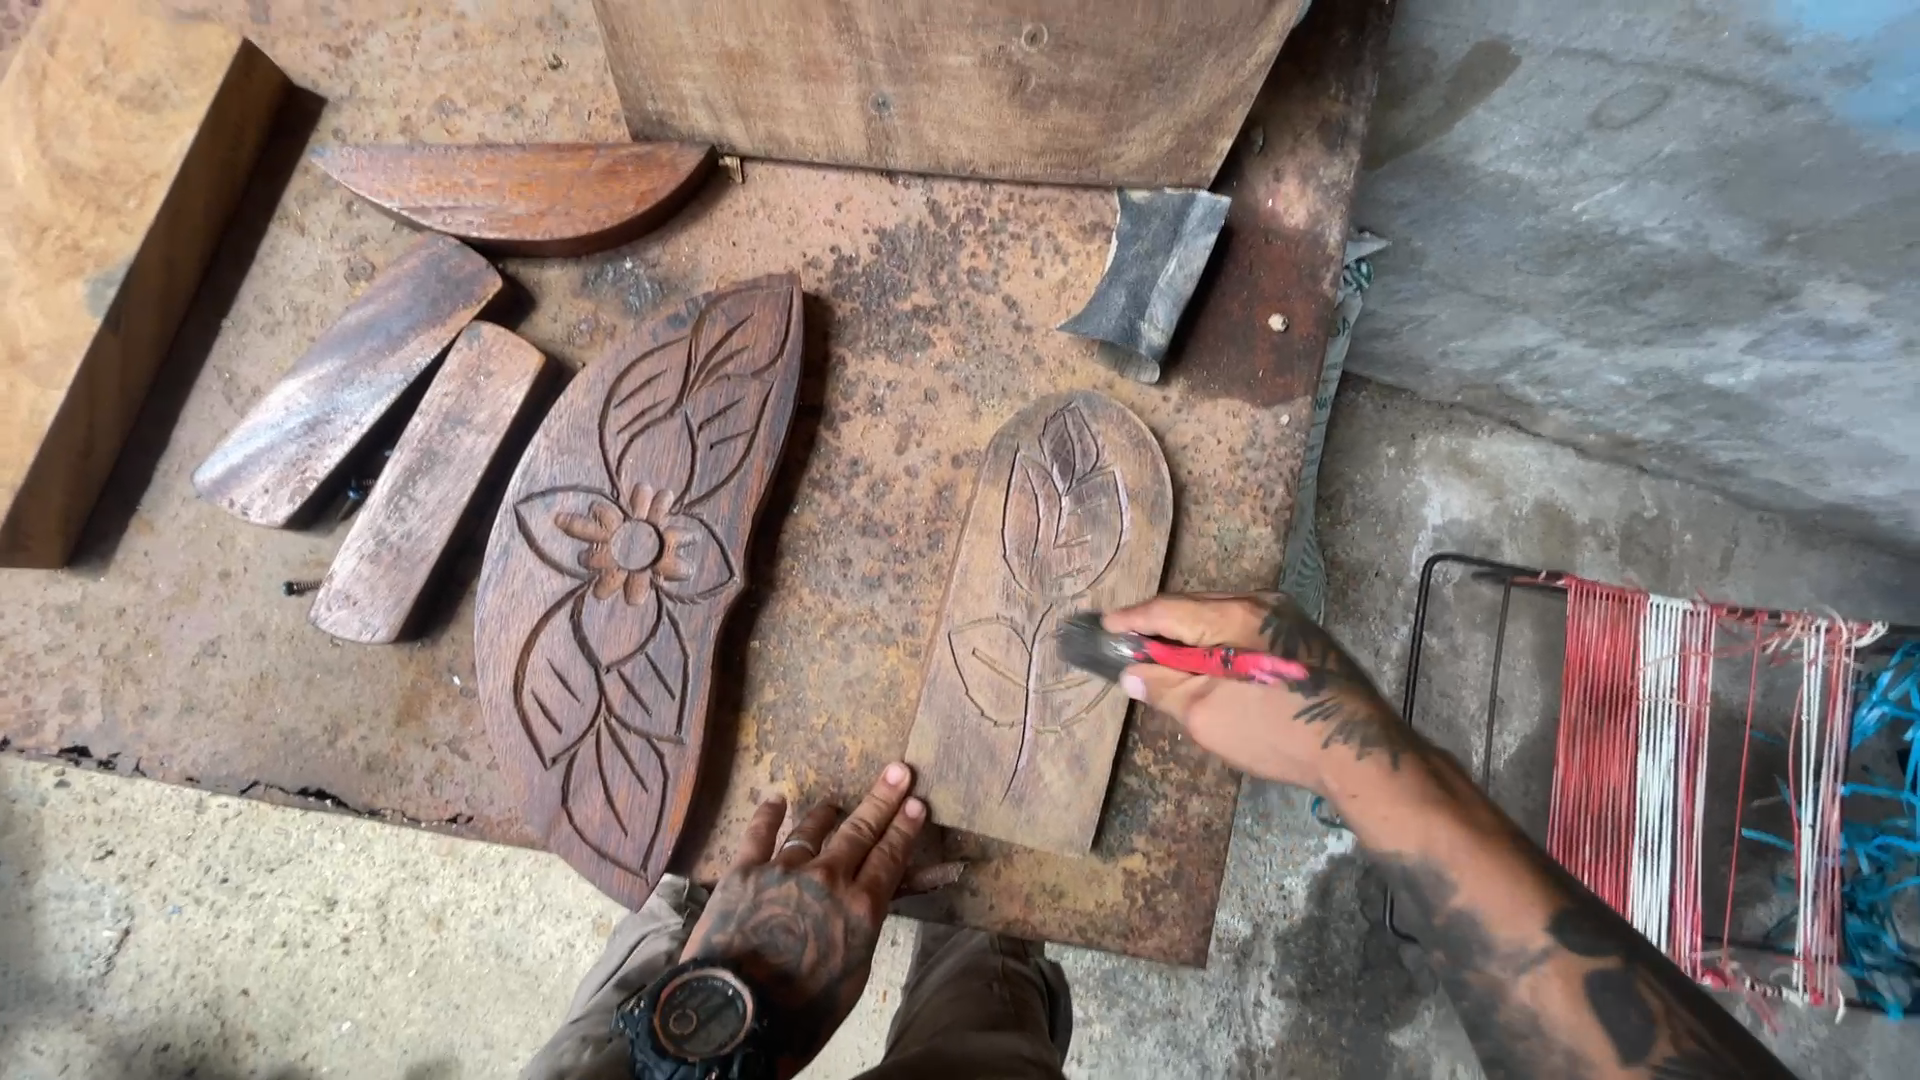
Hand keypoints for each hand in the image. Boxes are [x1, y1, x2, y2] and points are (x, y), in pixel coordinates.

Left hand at [680, 762, 926, 1077]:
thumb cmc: (802, 1013)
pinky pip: (759, 833)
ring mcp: (785, 869)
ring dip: (827, 812)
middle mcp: (829, 877)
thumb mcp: (853, 973)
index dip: (905, 827)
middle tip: (900, 770)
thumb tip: (869, 901)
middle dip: (884, 798)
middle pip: (862, 830)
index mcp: (861, 906)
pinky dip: (768, 814)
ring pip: (812, 828)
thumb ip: (863, 927)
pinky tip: (775, 799)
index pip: (890, 856)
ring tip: (834, 802)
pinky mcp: (745, 871)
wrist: (735, 1020)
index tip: (917, 802)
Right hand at [1104, 592, 1416, 793]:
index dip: (1131, 619)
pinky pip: (1239, 624)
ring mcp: (1282, 616)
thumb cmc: (1273, 731)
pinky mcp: (1297, 633)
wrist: (1358, 750)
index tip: (1104, 626)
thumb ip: (1163, 687)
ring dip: (1185, 632)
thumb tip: (1132, 673)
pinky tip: (1204, 661)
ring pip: (1216, 613)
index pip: (1165, 609)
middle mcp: (1257, 602)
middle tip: (1129, 644)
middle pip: (1190, 605)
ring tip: (1162, 655)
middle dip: (1156, 624)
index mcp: (1231, 616)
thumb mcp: (1205, 715)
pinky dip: (1212, 638)